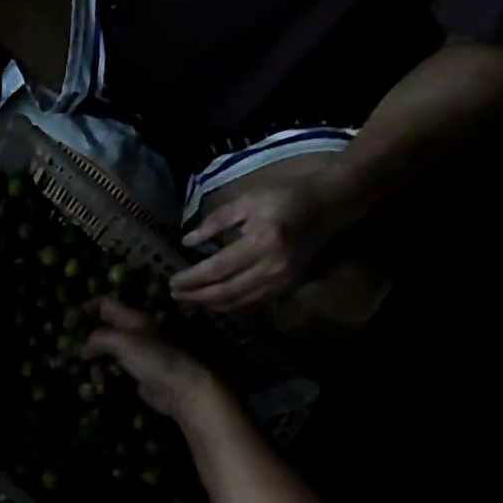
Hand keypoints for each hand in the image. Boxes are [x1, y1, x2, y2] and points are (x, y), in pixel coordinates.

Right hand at [81, 298, 219, 419]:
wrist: (180, 388)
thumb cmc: (153, 358)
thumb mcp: (121, 341)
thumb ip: (96, 339)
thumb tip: (82, 349)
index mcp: (132, 319)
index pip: (103, 304)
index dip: (84, 310)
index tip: (68, 325)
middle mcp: (132, 333)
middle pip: (100, 330)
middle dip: (82, 339)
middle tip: (67, 351)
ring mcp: (133, 355)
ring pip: (102, 353)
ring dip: (90, 361)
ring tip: (78, 370)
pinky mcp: (133, 374)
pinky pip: (110, 373)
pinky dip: (101, 378)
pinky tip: (98, 385)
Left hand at [169, 179, 336, 311]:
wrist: (332, 204)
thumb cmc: (285, 197)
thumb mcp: (247, 200)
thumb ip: (214, 222)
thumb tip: (187, 241)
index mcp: (261, 242)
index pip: (216, 269)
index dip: (191, 279)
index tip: (171, 281)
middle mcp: (272, 266)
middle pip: (225, 292)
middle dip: (195, 297)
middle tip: (173, 295)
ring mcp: (283, 280)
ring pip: (238, 302)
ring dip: (209, 305)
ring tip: (187, 301)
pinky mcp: (288, 286)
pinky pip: (253, 303)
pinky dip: (229, 305)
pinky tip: (212, 302)